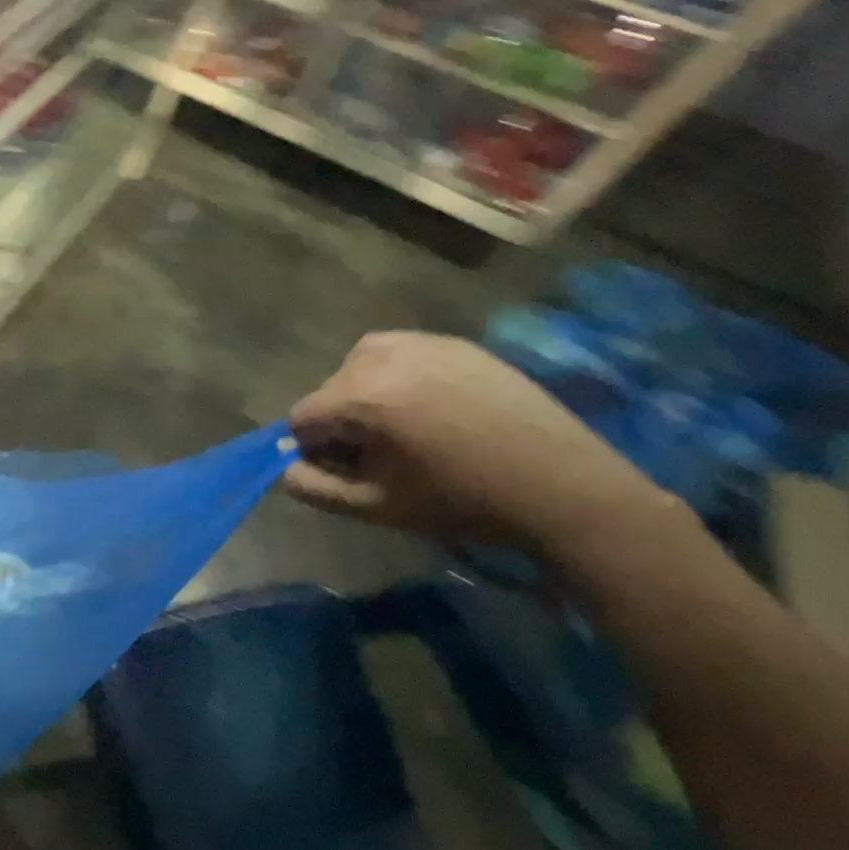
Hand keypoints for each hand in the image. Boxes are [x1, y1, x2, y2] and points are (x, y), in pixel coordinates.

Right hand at [285, 331, 665, 552]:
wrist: (563, 488)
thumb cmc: (463, 502)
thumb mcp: (377, 507)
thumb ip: (315, 488)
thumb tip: (284, 468)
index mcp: (362, 397)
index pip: (302, 416)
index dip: (316, 449)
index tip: (351, 471)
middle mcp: (384, 356)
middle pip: (330, 388)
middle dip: (343, 419)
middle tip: (384, 454)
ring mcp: (423, 342)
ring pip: (362, 365)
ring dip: (368, 394)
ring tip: (409, 428)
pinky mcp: (456, 343)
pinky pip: (403, 353)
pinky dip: (402, 378)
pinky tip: (437, 411)